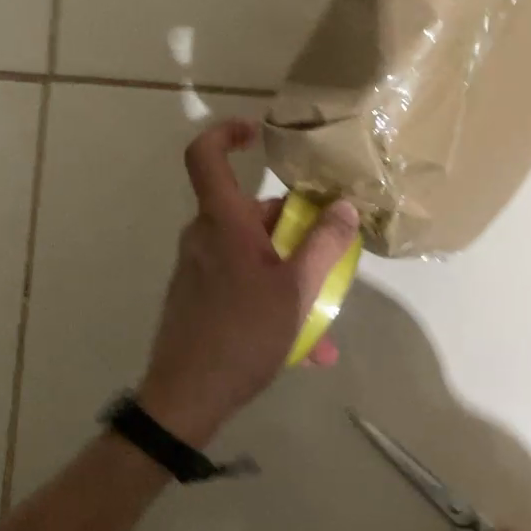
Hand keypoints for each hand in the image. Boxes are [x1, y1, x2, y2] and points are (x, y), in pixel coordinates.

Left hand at [136, 119, 359, 445]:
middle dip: (292, 229)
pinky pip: (240, 285)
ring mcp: (196, 271)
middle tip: (329, 254)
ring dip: (290, 277)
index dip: (226, 133)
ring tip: (325, 319)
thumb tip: (344, 207)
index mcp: (222, 224)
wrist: (187, 396)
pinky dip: (271, 301)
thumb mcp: (297, 291)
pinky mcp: (196, 300)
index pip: (206, 156)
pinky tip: (306, 347)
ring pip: (250, 256)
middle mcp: (202, 238)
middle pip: (248, 213)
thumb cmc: (243, 335)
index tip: (256, 134)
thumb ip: (324, 244)